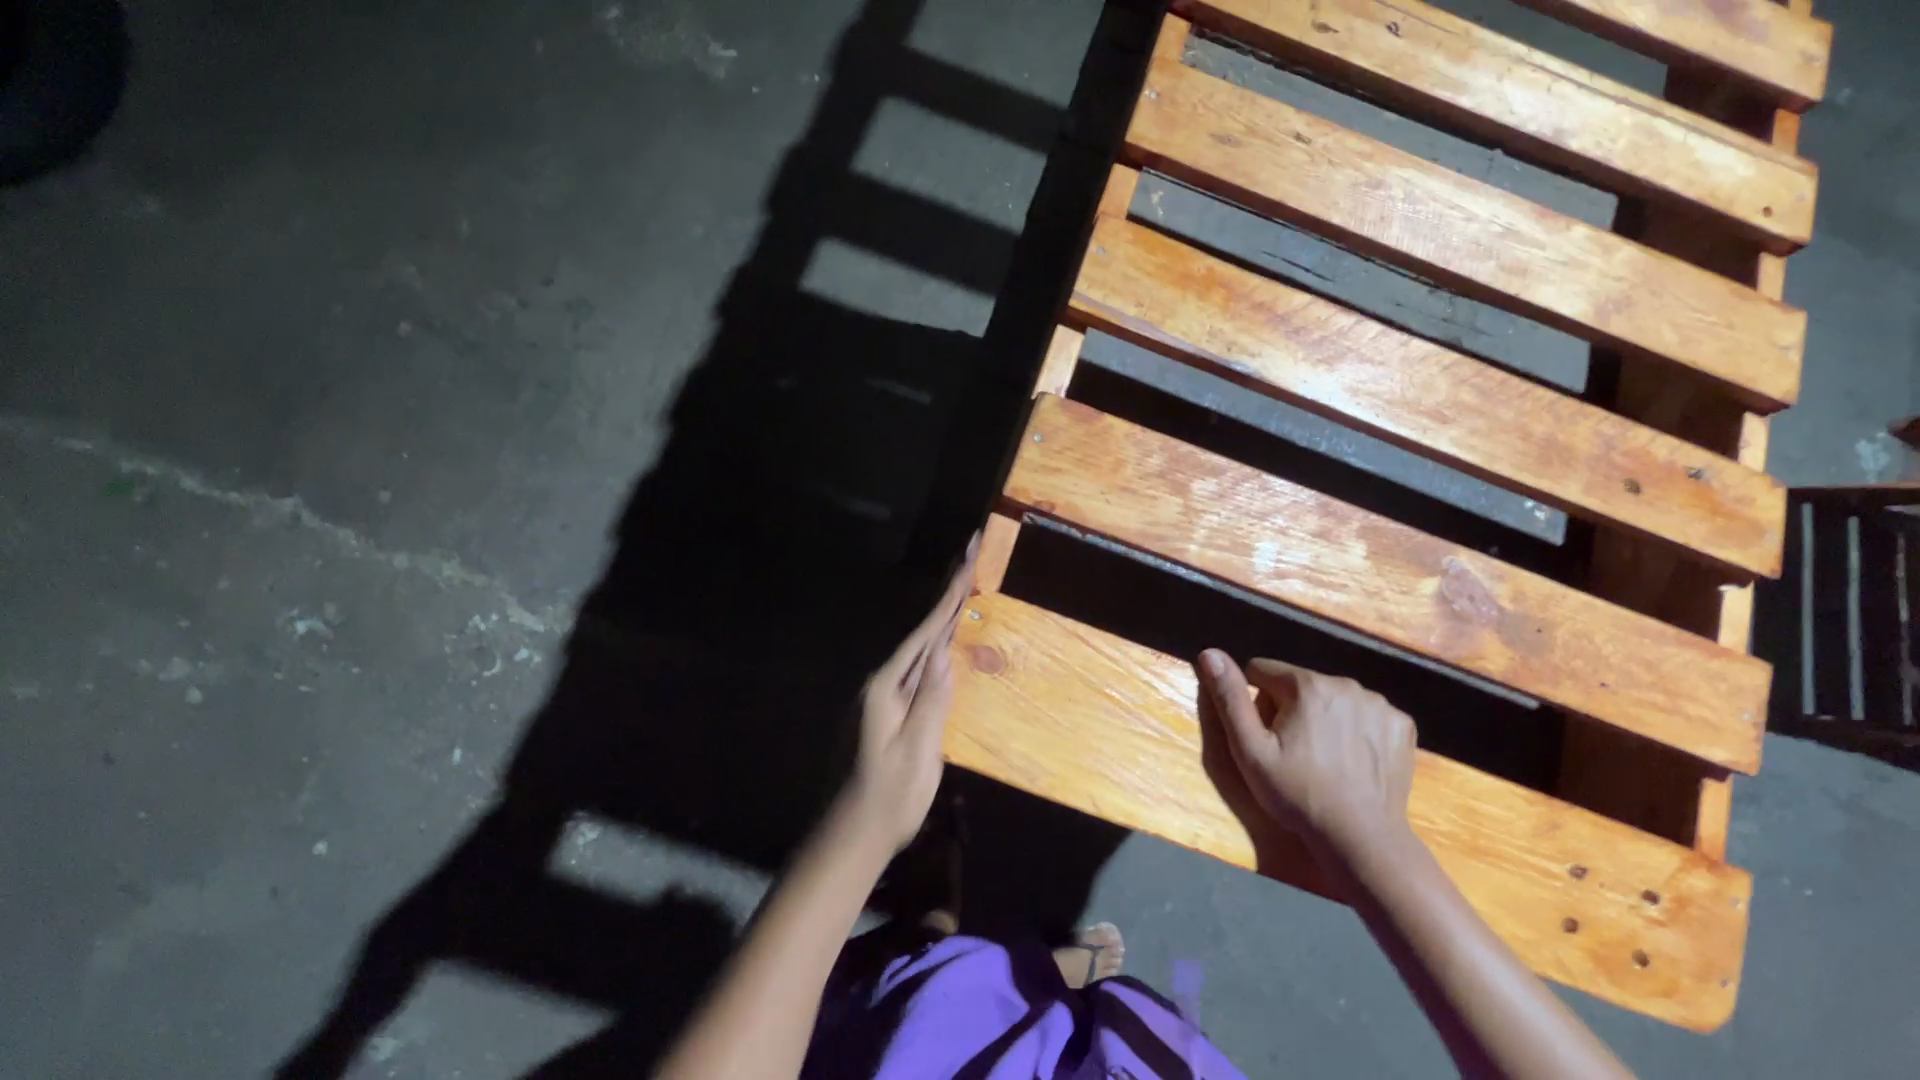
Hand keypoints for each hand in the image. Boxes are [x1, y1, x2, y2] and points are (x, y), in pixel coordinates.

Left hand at [843, 532, 979, 853]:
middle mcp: (883, 683)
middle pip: (923, 630)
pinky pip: (919, 667)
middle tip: (969, 554)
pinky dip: (937, 645)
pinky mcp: (891, 710)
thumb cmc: (889, 797)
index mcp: (888, 687)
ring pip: (921, 646)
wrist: (855, 832)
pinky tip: (946, 639)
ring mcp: (885, 696)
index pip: (926, 631)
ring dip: (943, 614)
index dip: (949, 594)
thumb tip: (946, 653)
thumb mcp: (915, 752)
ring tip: (963, 584)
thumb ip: (931, 702)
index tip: (966, 557)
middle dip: (948, 593)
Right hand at [1199, 650, 1416, 853]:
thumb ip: (1230, 698)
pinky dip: (1356, 730)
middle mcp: (1346, 683)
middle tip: (1293, 753)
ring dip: (1323, 717)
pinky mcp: (1401, 724)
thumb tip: (1209, 653)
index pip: (1262, 671)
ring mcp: (1380, 704)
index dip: (1256, 704)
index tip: (1267, 738)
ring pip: (1333, 697)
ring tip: (1325, 760)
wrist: (1360, 838)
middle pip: (1299, 684)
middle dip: (1290, 709)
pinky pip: (1366, 714)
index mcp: (1306, 685)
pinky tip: (1354, 760)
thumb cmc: (1296, 794)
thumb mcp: (1250, 750)